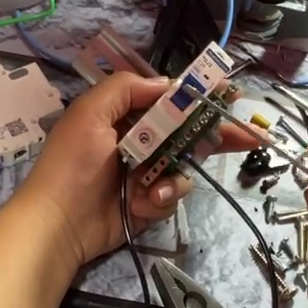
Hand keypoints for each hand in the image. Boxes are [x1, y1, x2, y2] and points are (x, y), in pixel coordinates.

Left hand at [15, 73, 246, 267]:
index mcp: (121, 116)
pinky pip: (171, 195)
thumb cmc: (73, 164)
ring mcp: (143, 174)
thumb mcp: (91, 113)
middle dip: (213, 134)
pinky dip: (160, 200)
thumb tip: (166, 83)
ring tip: (153, 190)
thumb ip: (126, 88)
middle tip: (248, 137)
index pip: (167, 100)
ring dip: (175, 177)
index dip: (197, 96)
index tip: (228, 93)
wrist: (59, 224)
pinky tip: (141, 205)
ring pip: (183, 167)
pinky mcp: (147, 203)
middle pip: (185, 132)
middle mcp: (136, 142)